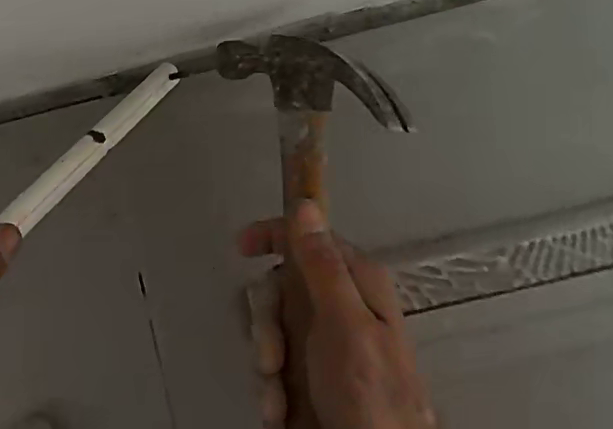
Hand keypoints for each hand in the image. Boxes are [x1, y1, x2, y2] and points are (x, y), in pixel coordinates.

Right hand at [237, 202, 434, 428]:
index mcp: (356, 281)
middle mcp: (340, 304)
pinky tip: (280, 410)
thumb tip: (305, 204)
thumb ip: (322, 265)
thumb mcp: (346, 326)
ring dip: (266, 360)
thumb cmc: (369, 396)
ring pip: (272, 324)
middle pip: (281, 284)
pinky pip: (273, 362)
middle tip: (271, 356)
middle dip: (266, 321)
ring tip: (277, 397)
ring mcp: (325, 342)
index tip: (243, 247)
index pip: (309, 236)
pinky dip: (271, 387)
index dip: (274, 235)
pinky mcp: (311, 375)